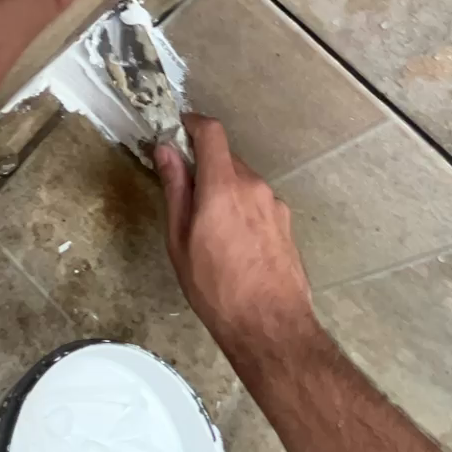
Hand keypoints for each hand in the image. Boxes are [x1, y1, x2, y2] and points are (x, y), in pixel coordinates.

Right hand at [156, 116, 318, 359]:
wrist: (271, 328)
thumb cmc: (215, 287)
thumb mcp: (180, 239)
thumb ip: (175, 188)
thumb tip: (165, 150)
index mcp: (223, 185)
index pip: (211, 132)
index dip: (193, 123)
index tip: (178, 128)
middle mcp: (253, 185)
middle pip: (225, 157)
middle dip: (204, 165)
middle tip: (186, 193)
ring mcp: (275, 204)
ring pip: (242, 181)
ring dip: (224, 189)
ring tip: (211, 229)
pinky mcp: (286, 222)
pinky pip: (258, 201)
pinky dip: (242, 208)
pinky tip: (236, 243)